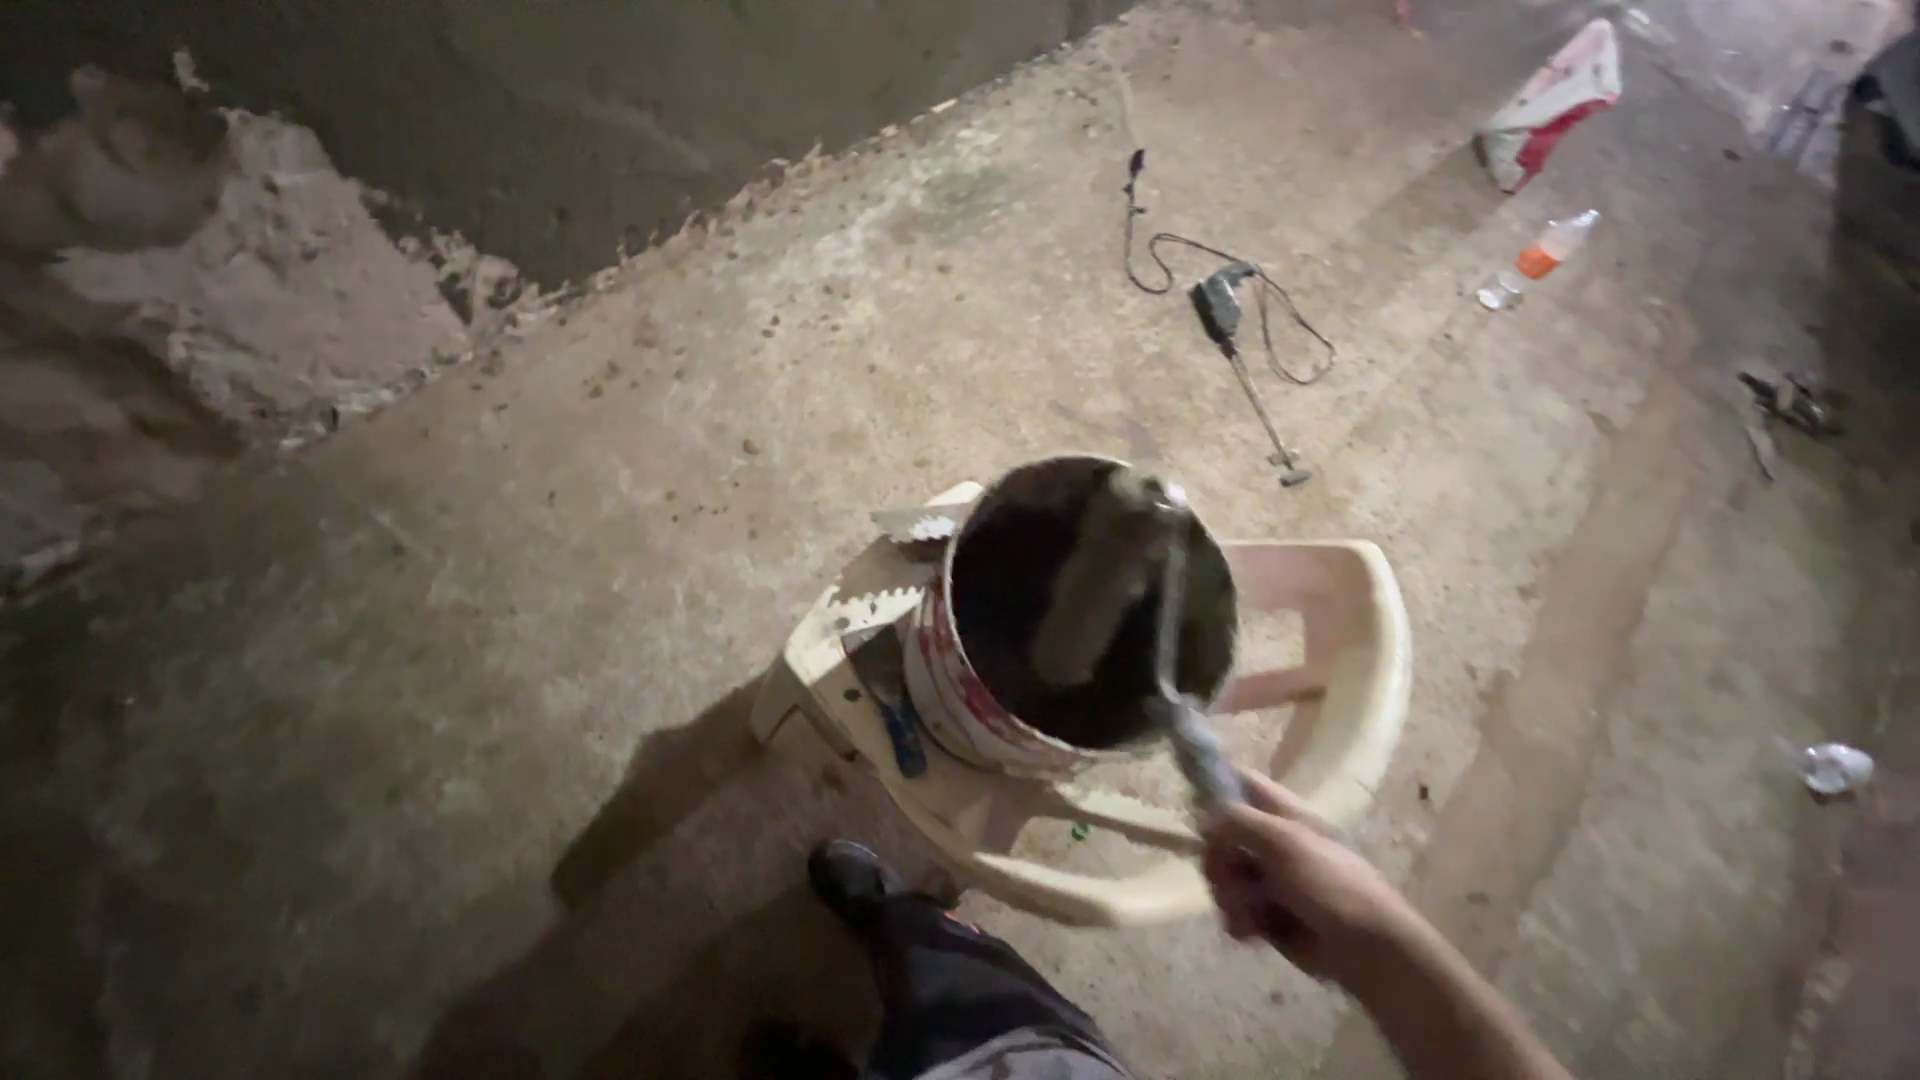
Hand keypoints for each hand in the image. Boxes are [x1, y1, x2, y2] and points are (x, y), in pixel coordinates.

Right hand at [1202, 770, 1418, 988]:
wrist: (1365, 948)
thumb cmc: (1329, 883)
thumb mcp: (1281, 840)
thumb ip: (1237, 821)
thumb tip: (1204, 821)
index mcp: (1279, 812)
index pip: (1238, 782)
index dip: (1214, 788)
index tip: (1199, 811)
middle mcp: (1268, 840)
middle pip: (1219, 836)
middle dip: (1218, 861)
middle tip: (1229, 877)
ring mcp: (1266, 877)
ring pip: (1222, 875)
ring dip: (1229, 896)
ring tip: (1249, 914)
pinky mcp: (1264, 912)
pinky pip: (1233, 908)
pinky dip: (1238, 920)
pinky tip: (1251, 931)